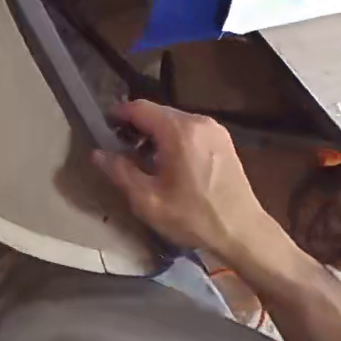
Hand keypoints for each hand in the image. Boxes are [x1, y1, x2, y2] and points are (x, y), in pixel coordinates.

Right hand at [91, 100, 283, 260]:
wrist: (242, 232)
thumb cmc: (193, 217)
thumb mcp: (147, 200)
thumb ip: (120, 172)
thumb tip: (98, 154)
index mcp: (179, 131)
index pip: (140, 108)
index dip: (118, 114)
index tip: (103, 127)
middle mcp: (199, 121)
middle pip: (158, 112)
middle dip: (136, 126)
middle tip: (119, 148)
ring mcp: (214, 130)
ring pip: (174, 121)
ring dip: (154, 134)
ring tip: (142, 159)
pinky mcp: (223, 141)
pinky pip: (189, 130)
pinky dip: (173, 139)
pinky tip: (167, 163)